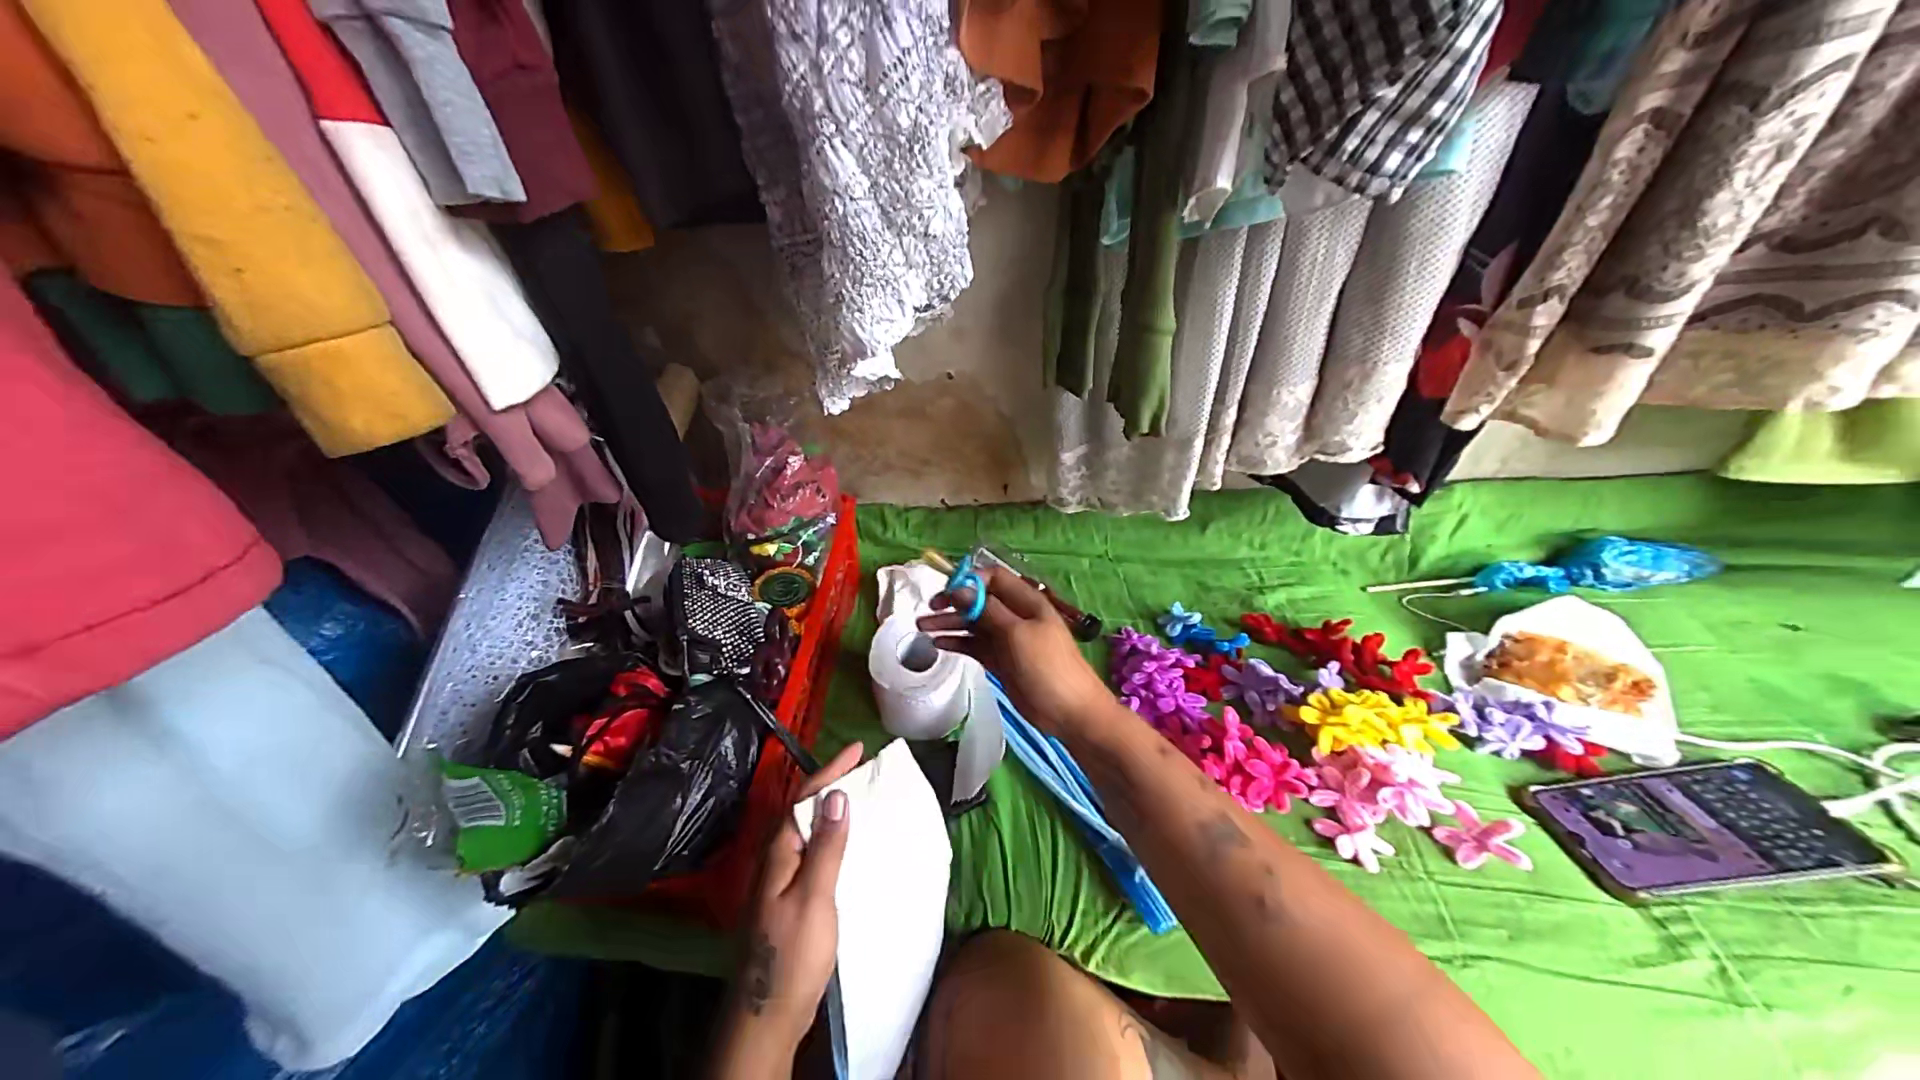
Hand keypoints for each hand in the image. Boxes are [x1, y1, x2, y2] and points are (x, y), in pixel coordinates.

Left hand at [714, 740, 862, 1074]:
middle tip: (862, 767)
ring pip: (807, 830)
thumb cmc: (793, 955)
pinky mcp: (789, 898)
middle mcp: (776, 859)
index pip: (805, 798)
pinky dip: (831, 836)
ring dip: (831, 808)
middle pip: (803, 809)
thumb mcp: (814, 897)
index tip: (858, 748)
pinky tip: (847, 843)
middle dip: (831, 783)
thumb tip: (837, 795)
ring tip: (860, 794)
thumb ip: (825, 847)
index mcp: (780, 852)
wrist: (767, 1015)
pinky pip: (812, 851)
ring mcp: (780, 879)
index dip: (831, 770)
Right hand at [917, 566, 1115, 739]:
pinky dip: (957, 643)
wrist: (1069, 711)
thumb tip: (960, 589)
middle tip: (929, 610)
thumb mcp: (1017, 633)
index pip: (994, 578)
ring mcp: (1007, 639)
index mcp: (1026, 601)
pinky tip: (938, 645)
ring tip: (922, 628)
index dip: (969, 581)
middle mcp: (1015, 616)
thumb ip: (987, 610)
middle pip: (979, 601)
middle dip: (954, 603)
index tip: (946, 592)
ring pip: (974, 624)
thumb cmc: (1047, 667)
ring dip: (949, 623)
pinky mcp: (1000, 660)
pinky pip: (975, 645)